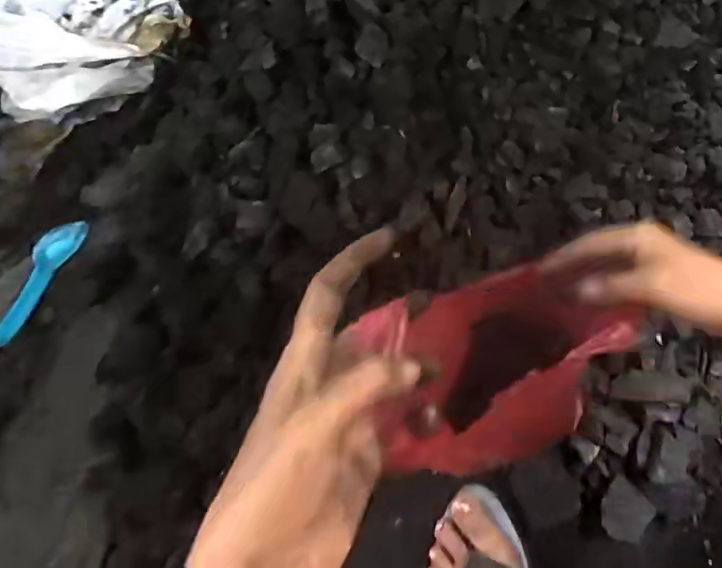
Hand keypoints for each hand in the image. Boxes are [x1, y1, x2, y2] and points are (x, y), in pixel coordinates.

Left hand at [189, 228, 421, 567]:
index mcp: (304, 363)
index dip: (354, 261)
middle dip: (399, 313)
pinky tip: (438, 423)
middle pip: (367, 333)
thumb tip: (420, 362)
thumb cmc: (272, 483)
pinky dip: (421, 417)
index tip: (389, 237)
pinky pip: (400, 424)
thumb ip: (366, 385)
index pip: (327, 294)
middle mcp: (328, 383)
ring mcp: (349, 421)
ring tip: (449, 364)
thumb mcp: (313, 424)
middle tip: (438, 300)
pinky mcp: (365, 460)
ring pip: (390, 378)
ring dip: (418, 368)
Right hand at [543, 222, 721, 334]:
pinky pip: (623, 274)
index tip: (542, 270)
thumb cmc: (696, 291)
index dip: (566, 256)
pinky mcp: (661, 273)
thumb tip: (576, 289)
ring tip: (565, 289)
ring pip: (610, 262)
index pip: (591, 242)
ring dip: (588, 275)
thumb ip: (611, 287)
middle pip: (599, 249)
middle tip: (548, 280)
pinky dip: (606, 283)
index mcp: (638, 234)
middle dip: (573, 263)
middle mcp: (642, 238)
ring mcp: (653, 254)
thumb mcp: (651, 288)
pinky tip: (597, 297)